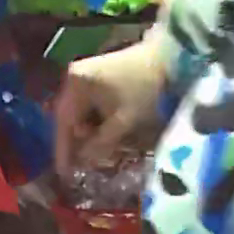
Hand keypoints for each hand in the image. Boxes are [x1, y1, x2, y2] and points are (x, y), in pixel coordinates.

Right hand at [53, 37, 164, 175]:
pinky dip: (99, 125)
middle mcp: (77, 77)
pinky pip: (93, 108)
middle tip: (82, 168)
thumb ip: (102, 142)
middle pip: (71, 119)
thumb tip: (84, 160)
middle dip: (78, 144)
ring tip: (100, 155)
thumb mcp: (123, 121)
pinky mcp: (103, 78)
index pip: (64, 123)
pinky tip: (109, 138)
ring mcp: (89, 76)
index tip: (64, 174)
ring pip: (83, 115)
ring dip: (90, 136)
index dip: (64, 150)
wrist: (169, 59)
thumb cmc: (145, 90)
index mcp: (76, 84)